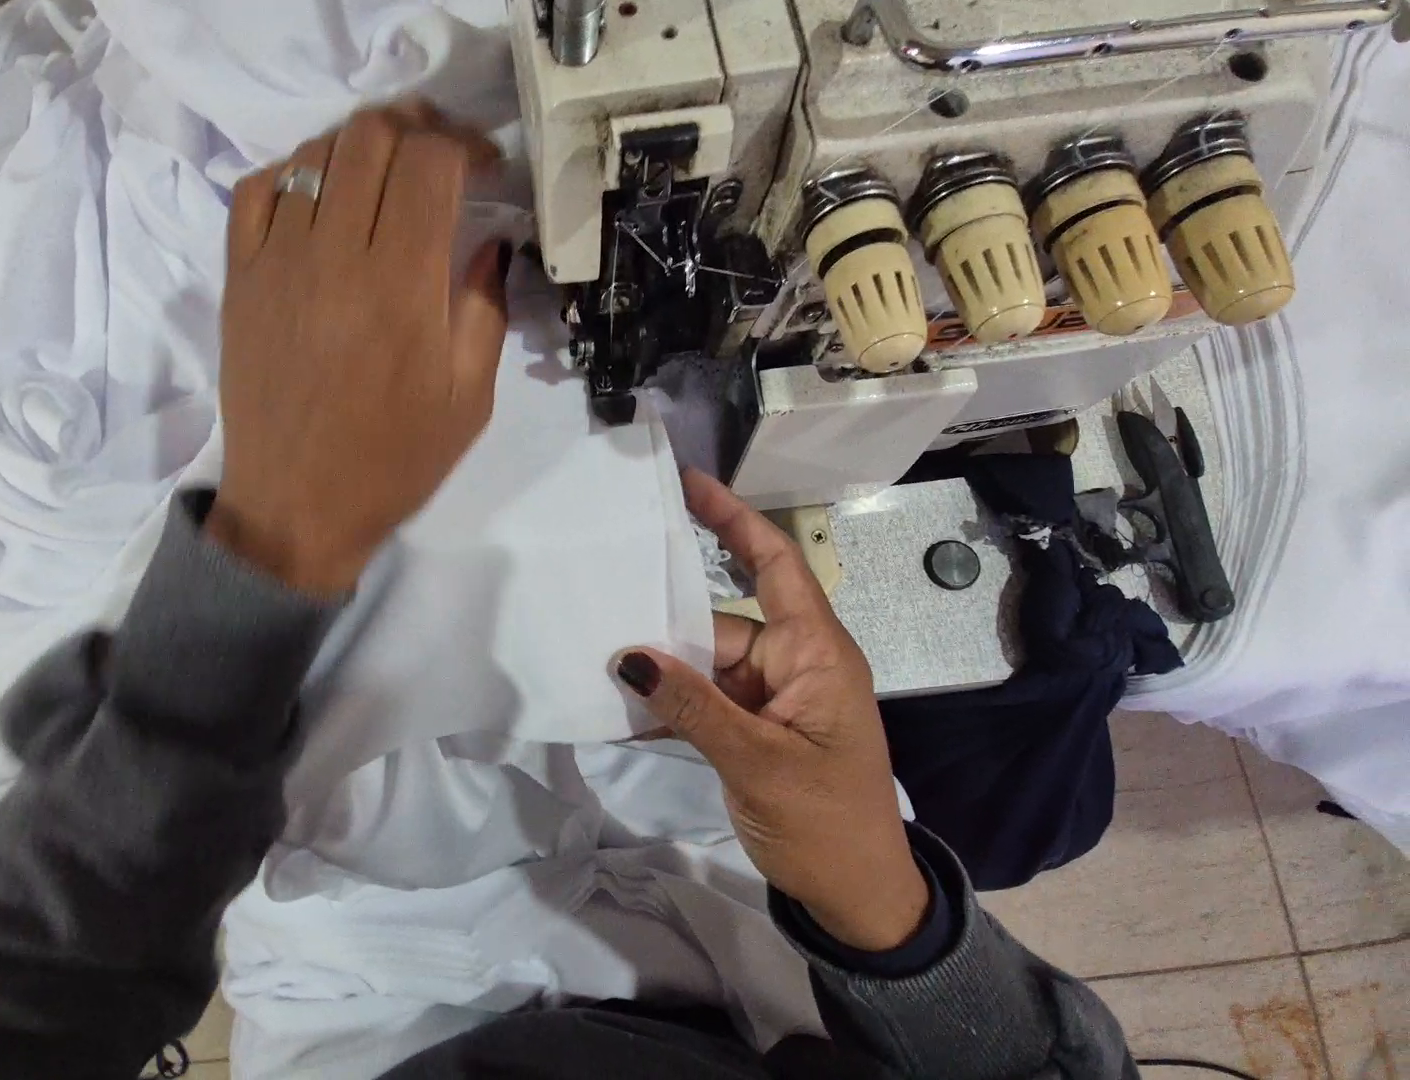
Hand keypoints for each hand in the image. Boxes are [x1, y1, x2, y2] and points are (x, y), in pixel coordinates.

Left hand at [207, 102, 510, 593]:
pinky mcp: (238, 280)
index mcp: (401, 287)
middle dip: (417, 128)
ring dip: (360, 148)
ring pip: (314, 153)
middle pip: (370, 135)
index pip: (430, 162)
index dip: (466, 145)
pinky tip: (320, 202)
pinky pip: (256, 191)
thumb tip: (491, 241)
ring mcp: (276, 263)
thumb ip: (486, 310)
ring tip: (385, 181)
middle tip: (440, 161)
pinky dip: (294, 174)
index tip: (484, 168)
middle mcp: (333, 257)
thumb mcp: (468, 401)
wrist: (297, 507)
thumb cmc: (392, 463)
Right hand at [614, 469, 927, 950]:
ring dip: (658, 670)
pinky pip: (700, 698)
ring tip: (595, 660)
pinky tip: (619, 707)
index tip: (689, 484)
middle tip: (599, 602)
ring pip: (701, 662)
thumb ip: (692, 707)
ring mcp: (768, 696)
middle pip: (719, 620)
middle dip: (663, 620)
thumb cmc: (826, 822)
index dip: (736, 519)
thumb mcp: (758, 761)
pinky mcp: (749, 726)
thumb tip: (628, 658)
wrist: (856, 896)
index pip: (777, 565)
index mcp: (815, 653)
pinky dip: (665, 703)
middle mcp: (791, 662)